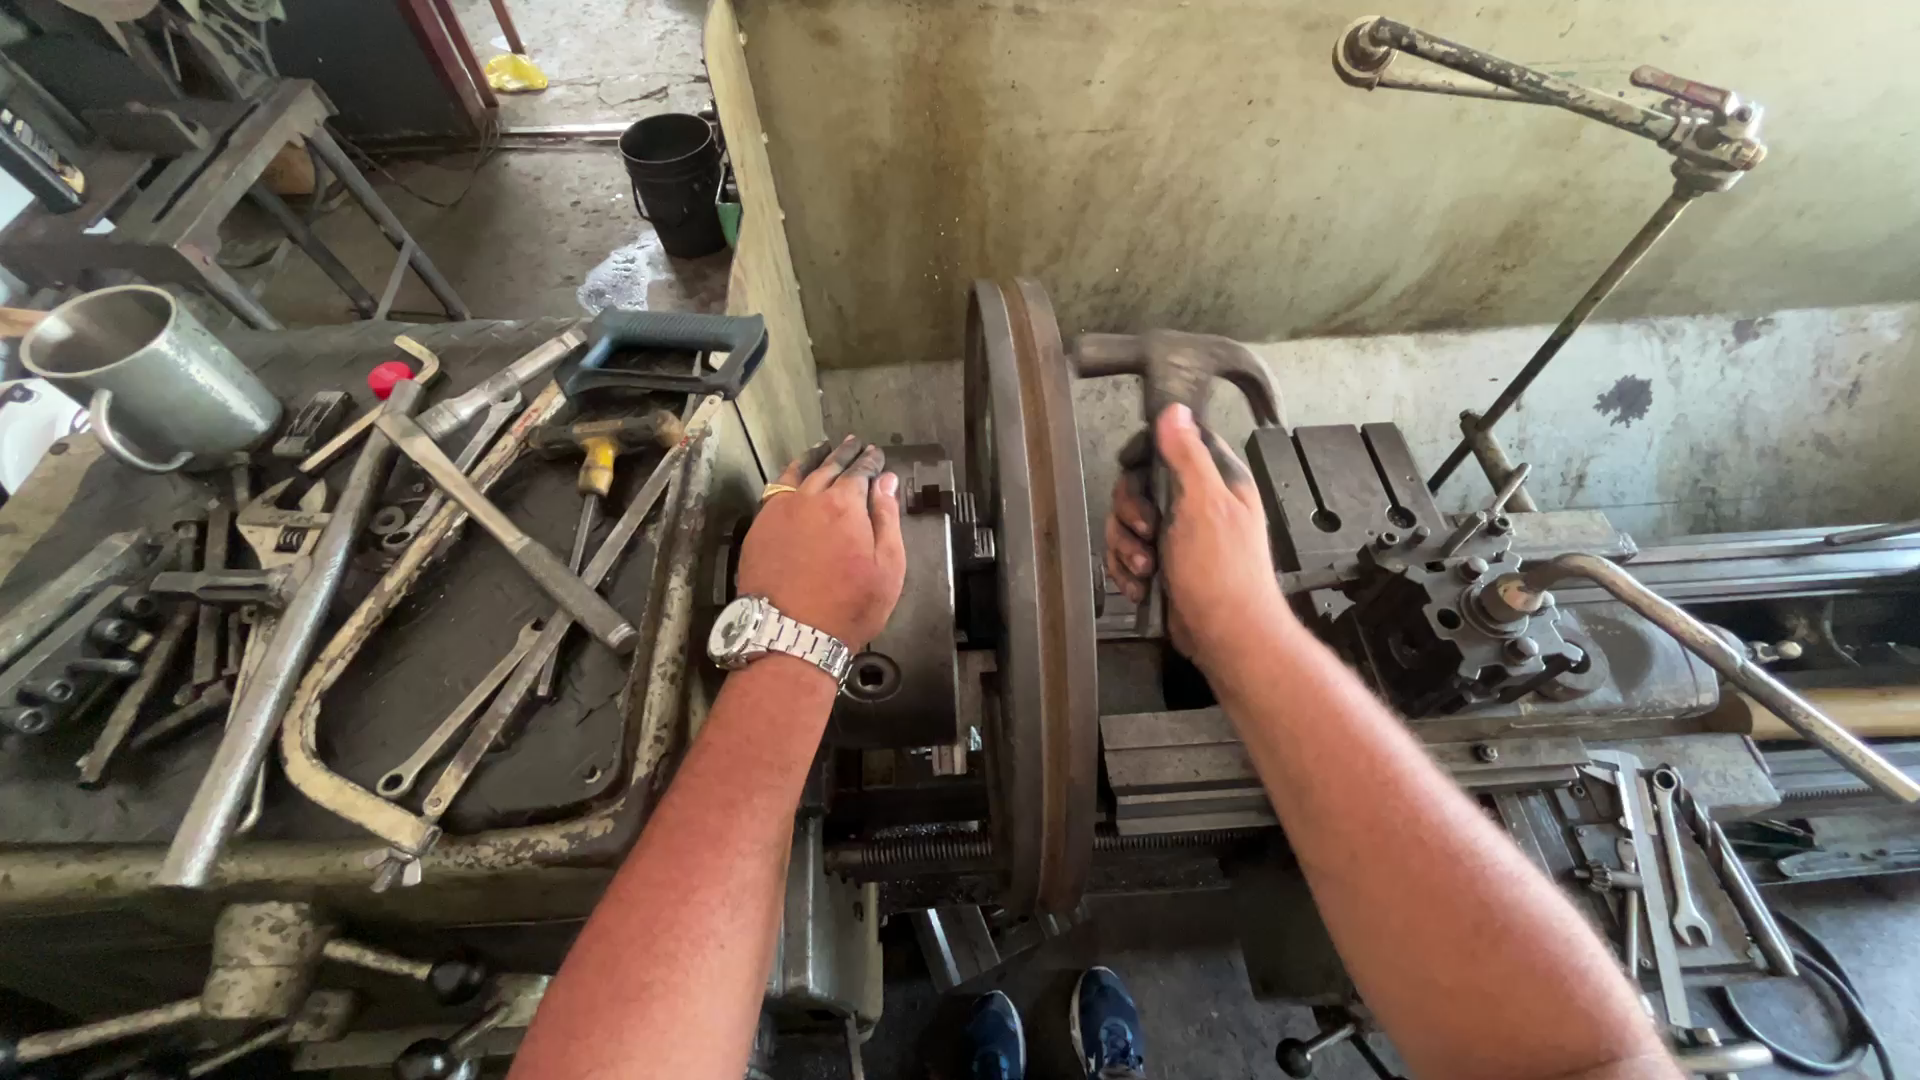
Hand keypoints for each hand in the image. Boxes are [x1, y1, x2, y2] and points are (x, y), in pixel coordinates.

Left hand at [737, 436, 905, 646]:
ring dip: (814, 459)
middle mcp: (810, 499)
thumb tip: (886, 482)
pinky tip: (792, 479)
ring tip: (822, 449)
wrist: (792, 634)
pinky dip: (788, 478)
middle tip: (854, 444)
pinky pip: (775, 491)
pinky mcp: (759, 529)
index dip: (870, 462)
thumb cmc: (849, 606)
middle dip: (845, 454)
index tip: (876, 455)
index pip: (860, 472)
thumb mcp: (888, 566)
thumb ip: (887, 518)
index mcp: (845, 505)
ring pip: (798, 474)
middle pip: (829, 467)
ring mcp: (779, 512)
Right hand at [1104, 405, 1292, 666]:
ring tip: (1144, 570)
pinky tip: (1140, 586)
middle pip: (1138, 485)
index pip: (1171, 444)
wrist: (1223, 635)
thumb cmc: (1221, 570)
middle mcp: (1195, 503)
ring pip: (1125, 523)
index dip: (1146, 455)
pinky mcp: (1159, 563)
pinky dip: (1126, 570)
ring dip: (1126, 548)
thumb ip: (1187, 455)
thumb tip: (1175, 408)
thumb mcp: (1204, 505)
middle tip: (1146, 533)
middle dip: (1130, 513)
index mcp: (1216, 480)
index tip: (1132, 472)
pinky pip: (1124, 553)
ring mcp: (1175, 535)